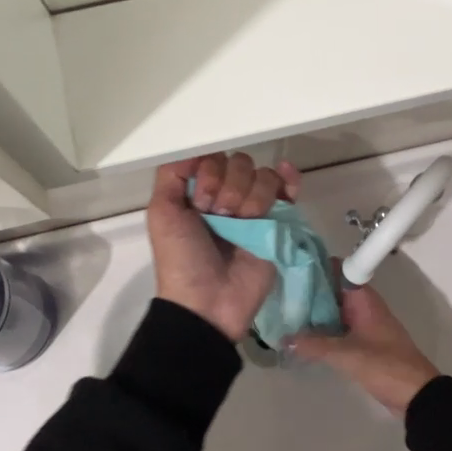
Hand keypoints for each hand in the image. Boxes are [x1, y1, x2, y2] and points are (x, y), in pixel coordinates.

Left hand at [147, 153, 302, 340]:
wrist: (207, 302)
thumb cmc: (181, 259)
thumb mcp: (161, 214)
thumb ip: (171, 174)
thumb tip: (195, 148)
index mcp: (199, 191)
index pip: (214, 157)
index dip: (210, 173)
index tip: (200, 202)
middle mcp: (227, 195)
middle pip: (241, 163)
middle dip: (230, 187)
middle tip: (220, 216)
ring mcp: (254, 209)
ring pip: (264, 176)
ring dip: (253, 196)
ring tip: (242, 222)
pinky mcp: (278, 224)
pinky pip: (288, 190)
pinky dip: (290, 181)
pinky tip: (287, 181)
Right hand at [291, 279, 439, 416]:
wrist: (416, 395)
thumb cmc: (386, 366)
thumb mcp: (349, 355)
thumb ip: (316, 345)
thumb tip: (284, 339)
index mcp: (364, 300)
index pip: (338, 270)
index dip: (316, 265)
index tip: (290, 266)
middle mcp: (363, 307)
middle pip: (332, 290)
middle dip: (308, 290)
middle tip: (278, 291)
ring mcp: (363, 325)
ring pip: (333, 310)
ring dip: (312, 312)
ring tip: (282, 311)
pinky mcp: (361, 343)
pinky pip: (336, 329)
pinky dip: (320, 330)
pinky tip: (300, 336)